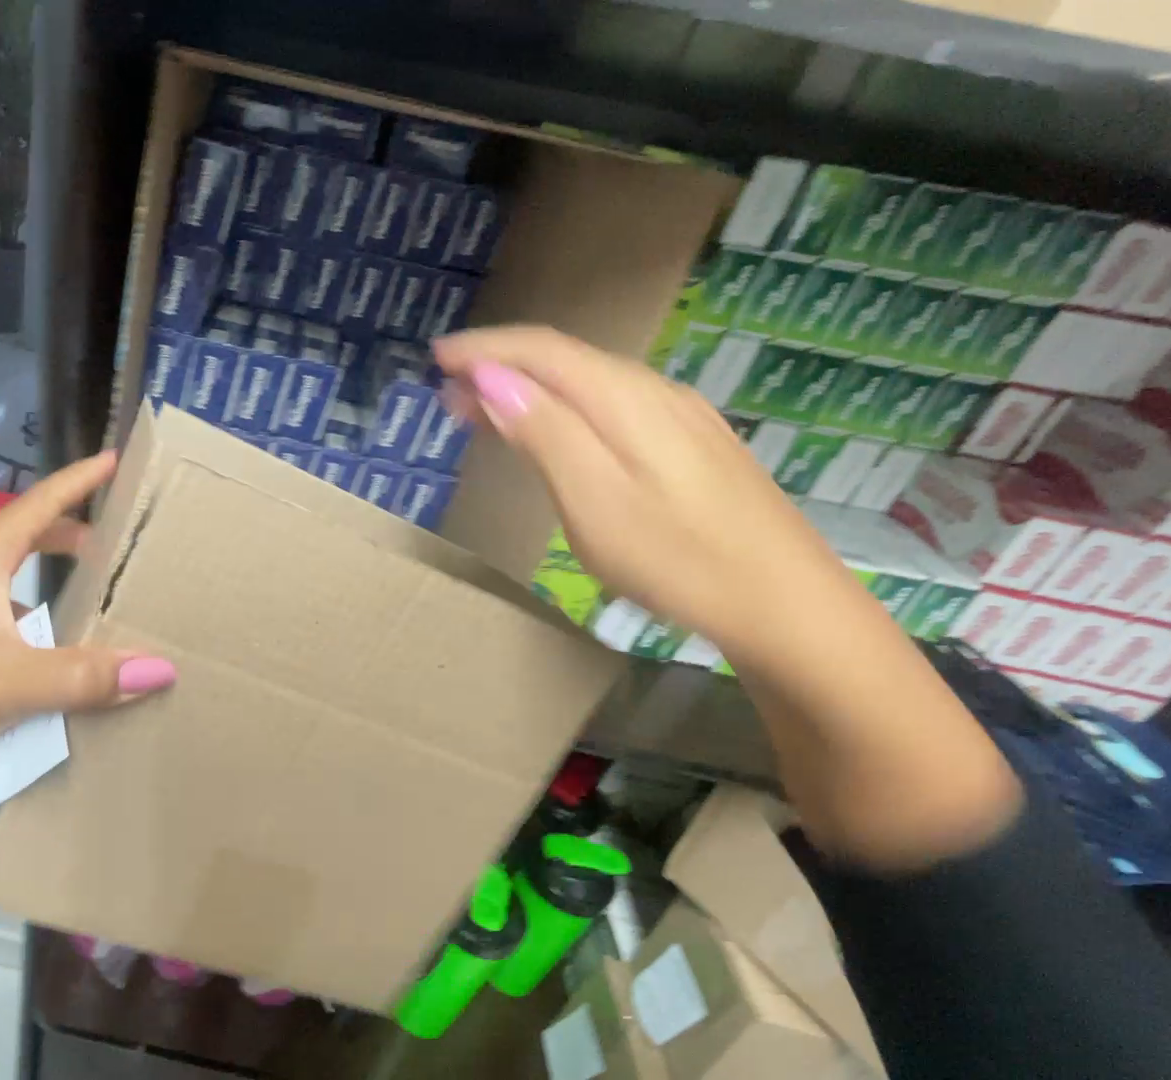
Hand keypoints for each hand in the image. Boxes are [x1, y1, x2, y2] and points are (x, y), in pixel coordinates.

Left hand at [0, 450, 176, 767]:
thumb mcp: (14, 685)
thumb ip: (86, 677)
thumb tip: (159, 670)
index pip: (41, 503)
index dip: (80, 480)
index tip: (114, 458)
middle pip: (28, 531)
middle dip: (73, 531)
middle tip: (117, 539)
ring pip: (11, 569)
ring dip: (50, 573)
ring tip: (90, 592)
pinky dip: (29, 608)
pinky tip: (44, 643)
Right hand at [433, 326, 872, 660]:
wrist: (788, 606)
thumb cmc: (678, 559)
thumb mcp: (594, 501)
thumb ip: (544, 433)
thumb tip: (493, 378)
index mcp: (625, 399)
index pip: (543, 350)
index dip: (485, 349)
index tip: (435, 358)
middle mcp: (656, 393)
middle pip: (567, 362)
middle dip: (501, 368)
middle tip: (448, 395)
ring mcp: (682, 418)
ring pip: (590, 385)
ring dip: (532, 389)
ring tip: (485, 413)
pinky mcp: (694, 447)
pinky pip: (613, 407)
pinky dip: (567, 410)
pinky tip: (556, 434)